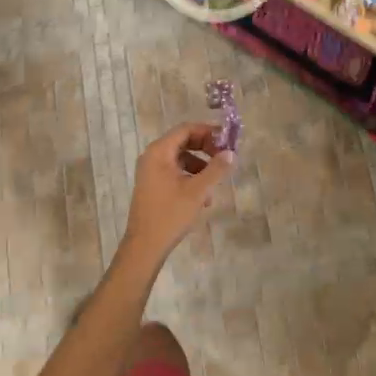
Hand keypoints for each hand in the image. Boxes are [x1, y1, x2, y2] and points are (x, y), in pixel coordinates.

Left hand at [120, 123, 234, 264]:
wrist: (145, 246)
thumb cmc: (170, 214)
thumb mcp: (198, 191)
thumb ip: (216, 169)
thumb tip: (231, 153)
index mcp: (159, 152)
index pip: (186, 129)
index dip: (208, 132)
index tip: (227, 141)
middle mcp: (152, 156)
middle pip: (183, 142)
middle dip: (206, 150)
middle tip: (224, 159)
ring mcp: (150, 172)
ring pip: (181, 159)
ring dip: (200, 167)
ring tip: (214, 186)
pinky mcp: (152, 185)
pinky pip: (175, 173)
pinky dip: (190, 179)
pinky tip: (203, 198)